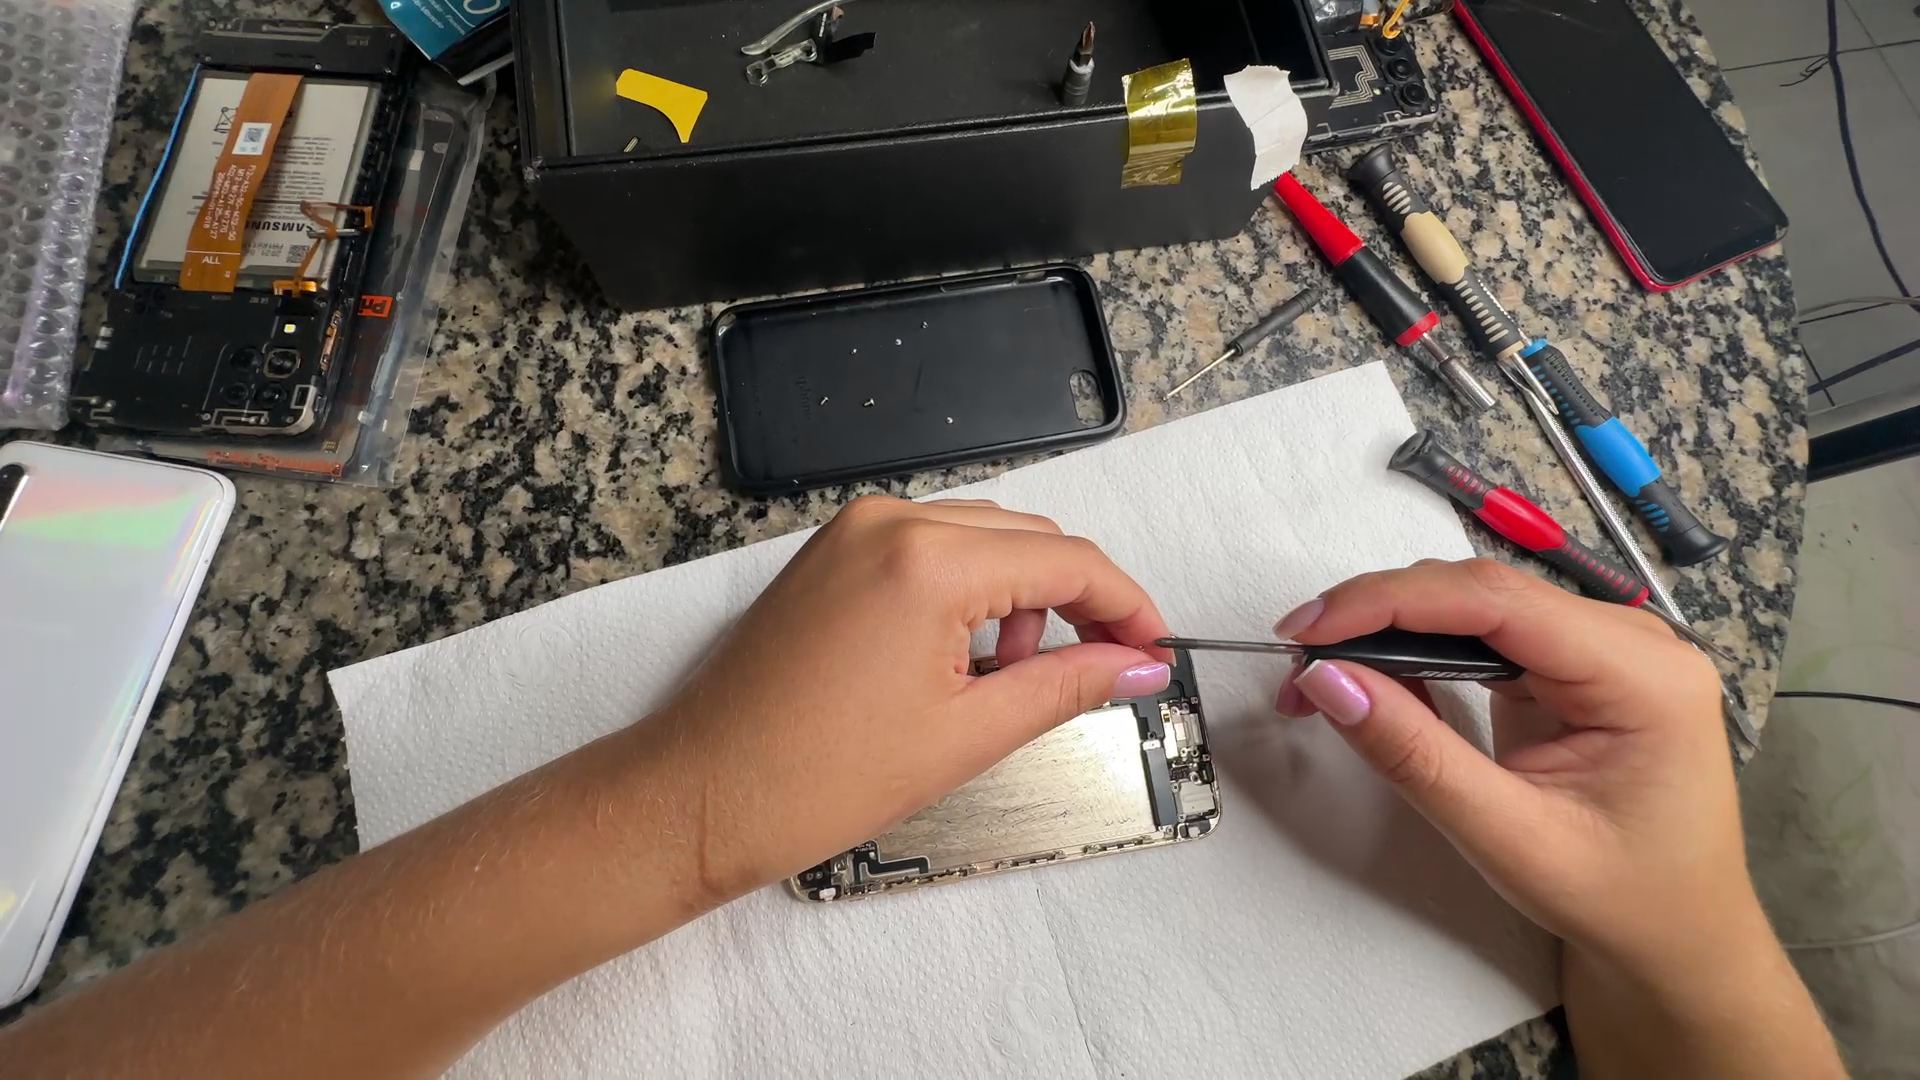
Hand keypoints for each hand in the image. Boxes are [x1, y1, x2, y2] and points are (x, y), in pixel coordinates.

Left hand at [653, 495, 1173, 903]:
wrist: (702, 793)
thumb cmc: (814, 776)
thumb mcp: (967, 734)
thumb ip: (1067, 685)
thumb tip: (1136, 665)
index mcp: (927, 559)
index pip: (1065, 560)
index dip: (1125, 603)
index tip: (1152, 644)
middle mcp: (890, 520)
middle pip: (1028, 538)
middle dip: (1076, 599)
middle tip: (1103, 662)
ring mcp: (855, 528)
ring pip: (982, 537)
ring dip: (1020, 593)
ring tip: (1008, 671)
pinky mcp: (835, 548)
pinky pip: (931, 543)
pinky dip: (968, 585)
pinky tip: (961, 647)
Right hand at [1270, 559, 1744, 975]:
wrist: (1676, 936)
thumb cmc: (1616, 897)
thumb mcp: (1507, 837)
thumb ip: (1412, 753)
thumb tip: (1322, 678)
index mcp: (1640, 674)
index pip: (1489, 599)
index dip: (1384, 601)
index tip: (1303, 633)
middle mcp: (1622, 638)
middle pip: (1468, 591)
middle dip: (1370, 617)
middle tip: (1298, 668)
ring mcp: (1590, 644)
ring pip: (1458, 602)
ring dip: (1378, 630)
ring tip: (1321, 678)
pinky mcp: (1557, 660)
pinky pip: (1464, 629)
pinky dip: (1403, 647)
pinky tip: (1368, 678)